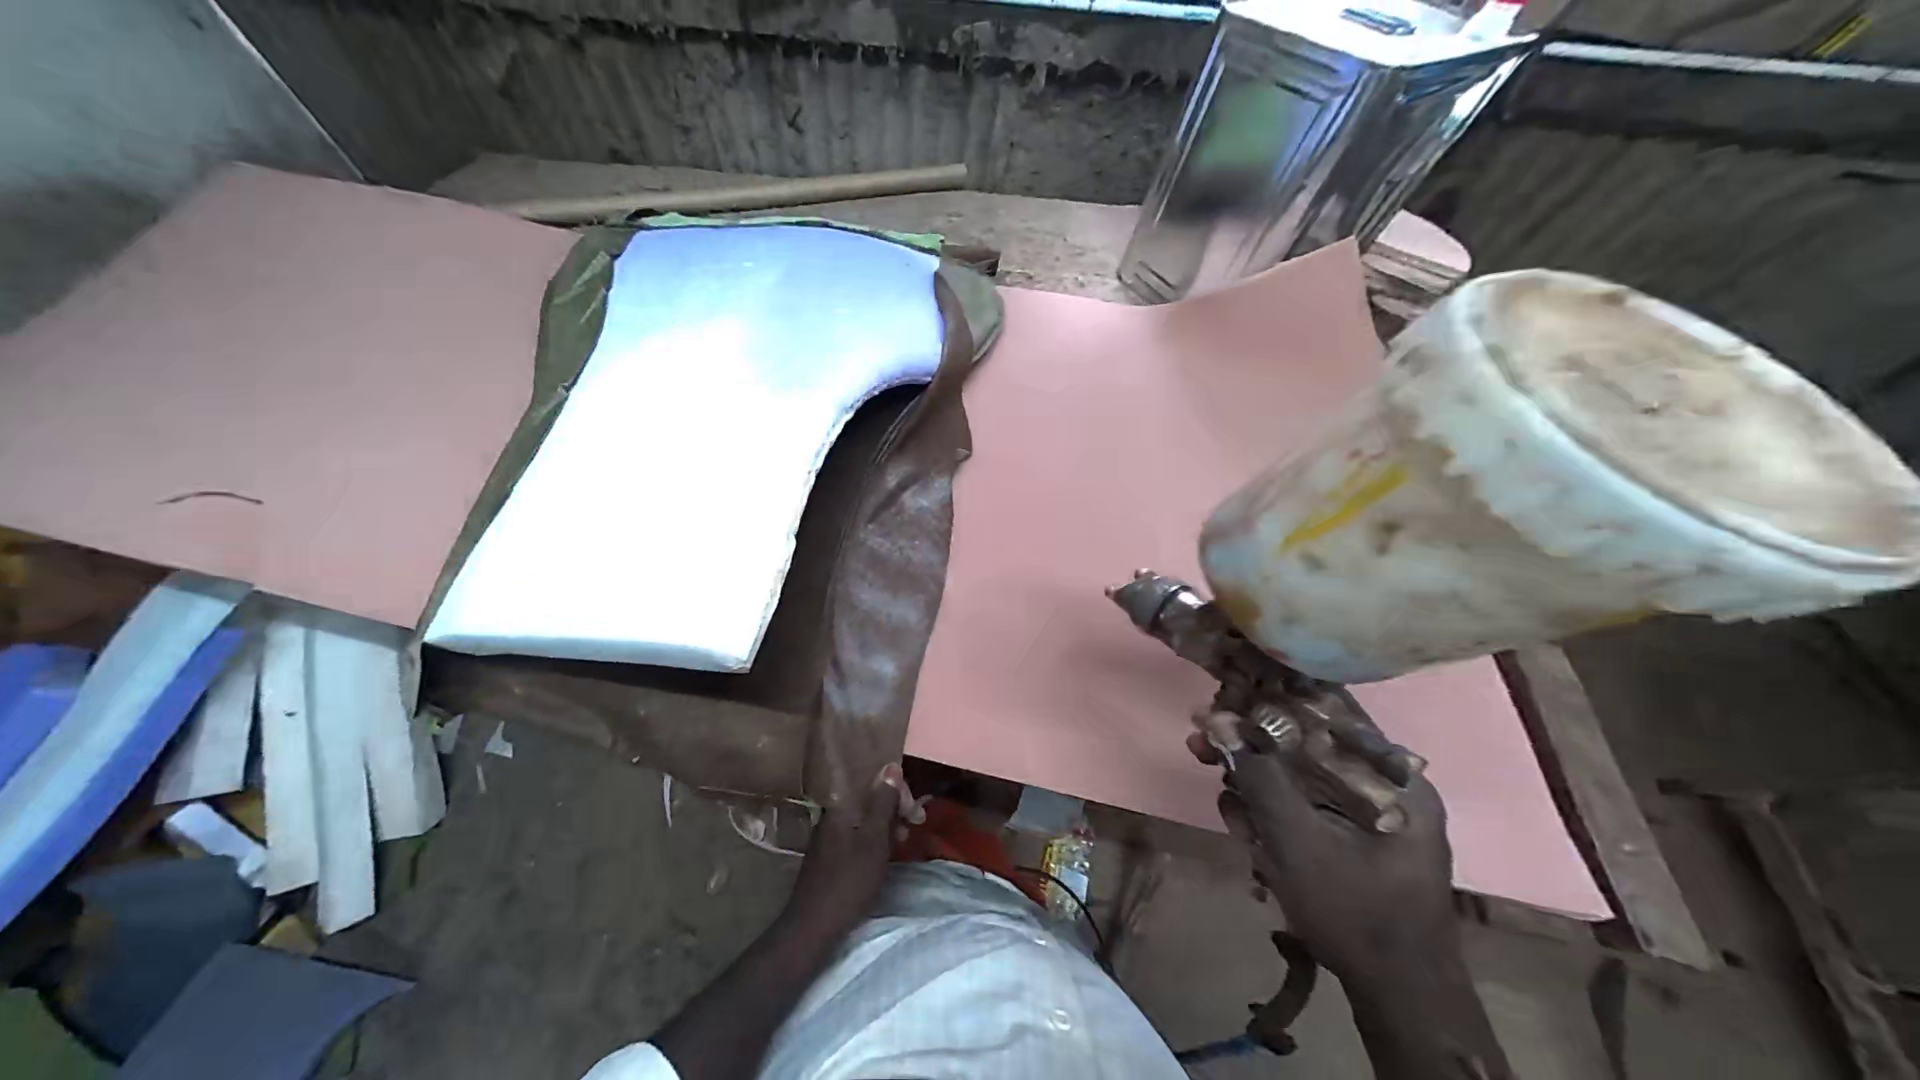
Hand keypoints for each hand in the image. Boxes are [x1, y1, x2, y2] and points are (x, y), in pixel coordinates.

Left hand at [789, 763, 921, 929]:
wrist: (814, 926)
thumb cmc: (849, 880)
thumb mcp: (874, 839)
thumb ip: (883, 803)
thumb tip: (891, 766)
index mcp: (841, 806)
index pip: (874, 783)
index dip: (899, 793)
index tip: (916, 814)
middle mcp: (833, 815)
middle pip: (869, 800)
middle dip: (895, 808)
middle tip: (916, 824)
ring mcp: (829, 836)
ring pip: (864, 819)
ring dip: (887, 825)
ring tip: (904, 841)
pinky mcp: (830, 855)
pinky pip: (857, 836)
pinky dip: (875, 840)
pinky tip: (885, 853)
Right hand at [1187, 711, 1456, 982]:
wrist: (1399, 995)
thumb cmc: (1355, 912)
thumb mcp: (1297, 840)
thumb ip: (1258, 776)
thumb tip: (1217, 717)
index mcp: (1392, 774)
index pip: (1326, 709)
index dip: (1270, 697)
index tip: (1222, 697)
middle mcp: (1385, 782)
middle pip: (1304, 743)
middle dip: (1250, 749)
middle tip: (1202, 748)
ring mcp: (1370, 810)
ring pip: (1298, 775)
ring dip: (1255, 786)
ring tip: (1229, 811)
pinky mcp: (1353, 834)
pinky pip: (1303, 805)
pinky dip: (1272, 813)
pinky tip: (1248, 832)